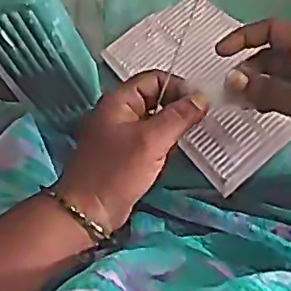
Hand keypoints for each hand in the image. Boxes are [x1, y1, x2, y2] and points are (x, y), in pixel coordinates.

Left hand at [54, 71, 207, 230]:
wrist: (88, 210)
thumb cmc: (115, 171)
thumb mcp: (151, 140)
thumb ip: (178, 117)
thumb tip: (201, 98)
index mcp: (118, 100)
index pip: (154, 79)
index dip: (178, 86)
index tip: (200, 103)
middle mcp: (118, 113)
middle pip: (155, 98)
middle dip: (178, 105)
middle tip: (202, 118)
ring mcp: (120, 134)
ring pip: (154, 120)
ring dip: (173, 125)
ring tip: (194, 133)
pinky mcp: (125, 154)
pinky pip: (149, 139)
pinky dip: (164, 141)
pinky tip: (176, 150)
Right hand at [215, 19, 290, 175]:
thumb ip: (268, 91)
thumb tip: (233, 81)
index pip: (273, 29)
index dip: (244, 36)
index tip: (220, 54)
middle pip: (272, 53)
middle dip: (247, 65)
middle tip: (227, 88)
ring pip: (278, 76)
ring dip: (255, 85)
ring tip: (237, 102)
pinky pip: (286, 95)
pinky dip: (268, 99)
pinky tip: (257, 112)